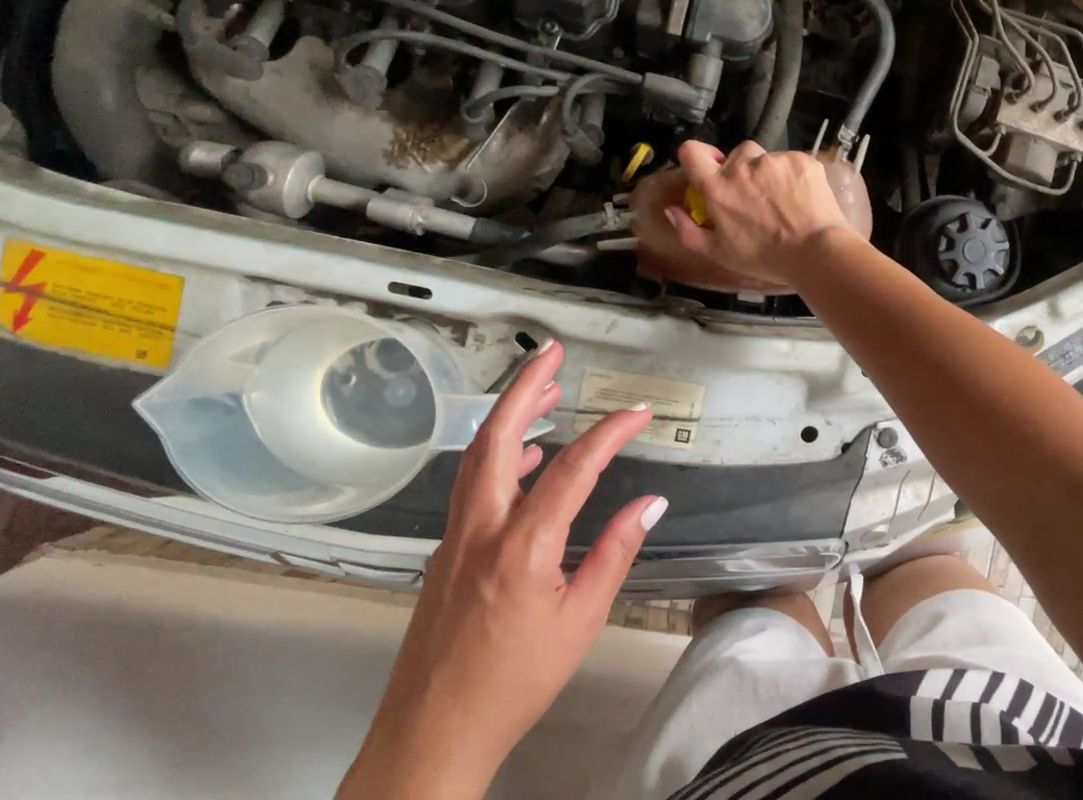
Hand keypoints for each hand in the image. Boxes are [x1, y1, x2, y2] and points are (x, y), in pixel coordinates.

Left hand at [339, 341, 667, 798]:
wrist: (433, 731)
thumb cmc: (514, 683)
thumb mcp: (581, 620)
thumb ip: (616, 553)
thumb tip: (650, 504)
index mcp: (522, 547)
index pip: (572, 469)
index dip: (608, 433)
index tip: (638, 411)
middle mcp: (480, 530)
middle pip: (496, 436)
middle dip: (525, 386)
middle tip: (551, 351)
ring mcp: (455, 538)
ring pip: (477, 455)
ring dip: (508, 414)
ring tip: (544, 390)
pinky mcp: (446, 552)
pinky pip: (471, 484)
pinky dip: (497, 455)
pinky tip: (522, 458)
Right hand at [666, 140, 860, 284]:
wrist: (816, 252)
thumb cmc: (765, 257)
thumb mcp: (719, 253)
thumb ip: (689, 230)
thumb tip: (672, 210)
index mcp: (718, 187)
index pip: (692, 152)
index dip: (697, 157)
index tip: (709, 168)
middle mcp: (743, 166)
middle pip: (736, 155)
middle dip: (742, 171)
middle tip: (756, 198)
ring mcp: (774, 160)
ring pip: (766, 158)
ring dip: (769, 173)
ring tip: (783, 201)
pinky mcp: (802, 160)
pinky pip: (792, 162)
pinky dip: (794, 176)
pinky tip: (802, 198)